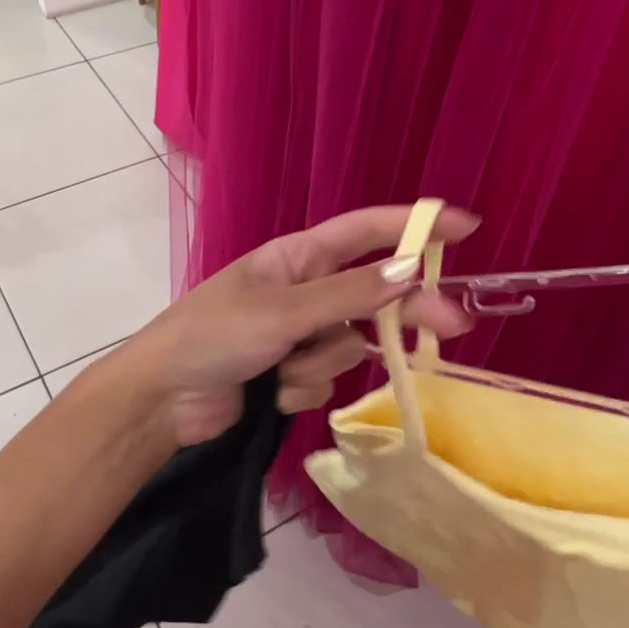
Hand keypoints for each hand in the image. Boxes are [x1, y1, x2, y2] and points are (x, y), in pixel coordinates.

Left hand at [111, 205, 478, 446]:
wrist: (163, 400)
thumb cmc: (213, 335)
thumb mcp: (282, 310)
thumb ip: (349, 294)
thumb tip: (409, 269)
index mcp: (297, 258)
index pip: (366, 232)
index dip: (414, 227)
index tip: (464, 227)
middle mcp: (305, 291)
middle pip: (373, 295)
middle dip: (402, 313)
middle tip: (453, 327)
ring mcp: (299, 335)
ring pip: (349, 346)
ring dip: (319, 363)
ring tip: (279, 368)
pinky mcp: (293, 374)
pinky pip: (327, 380)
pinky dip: (302, 389)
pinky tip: (270, 392)